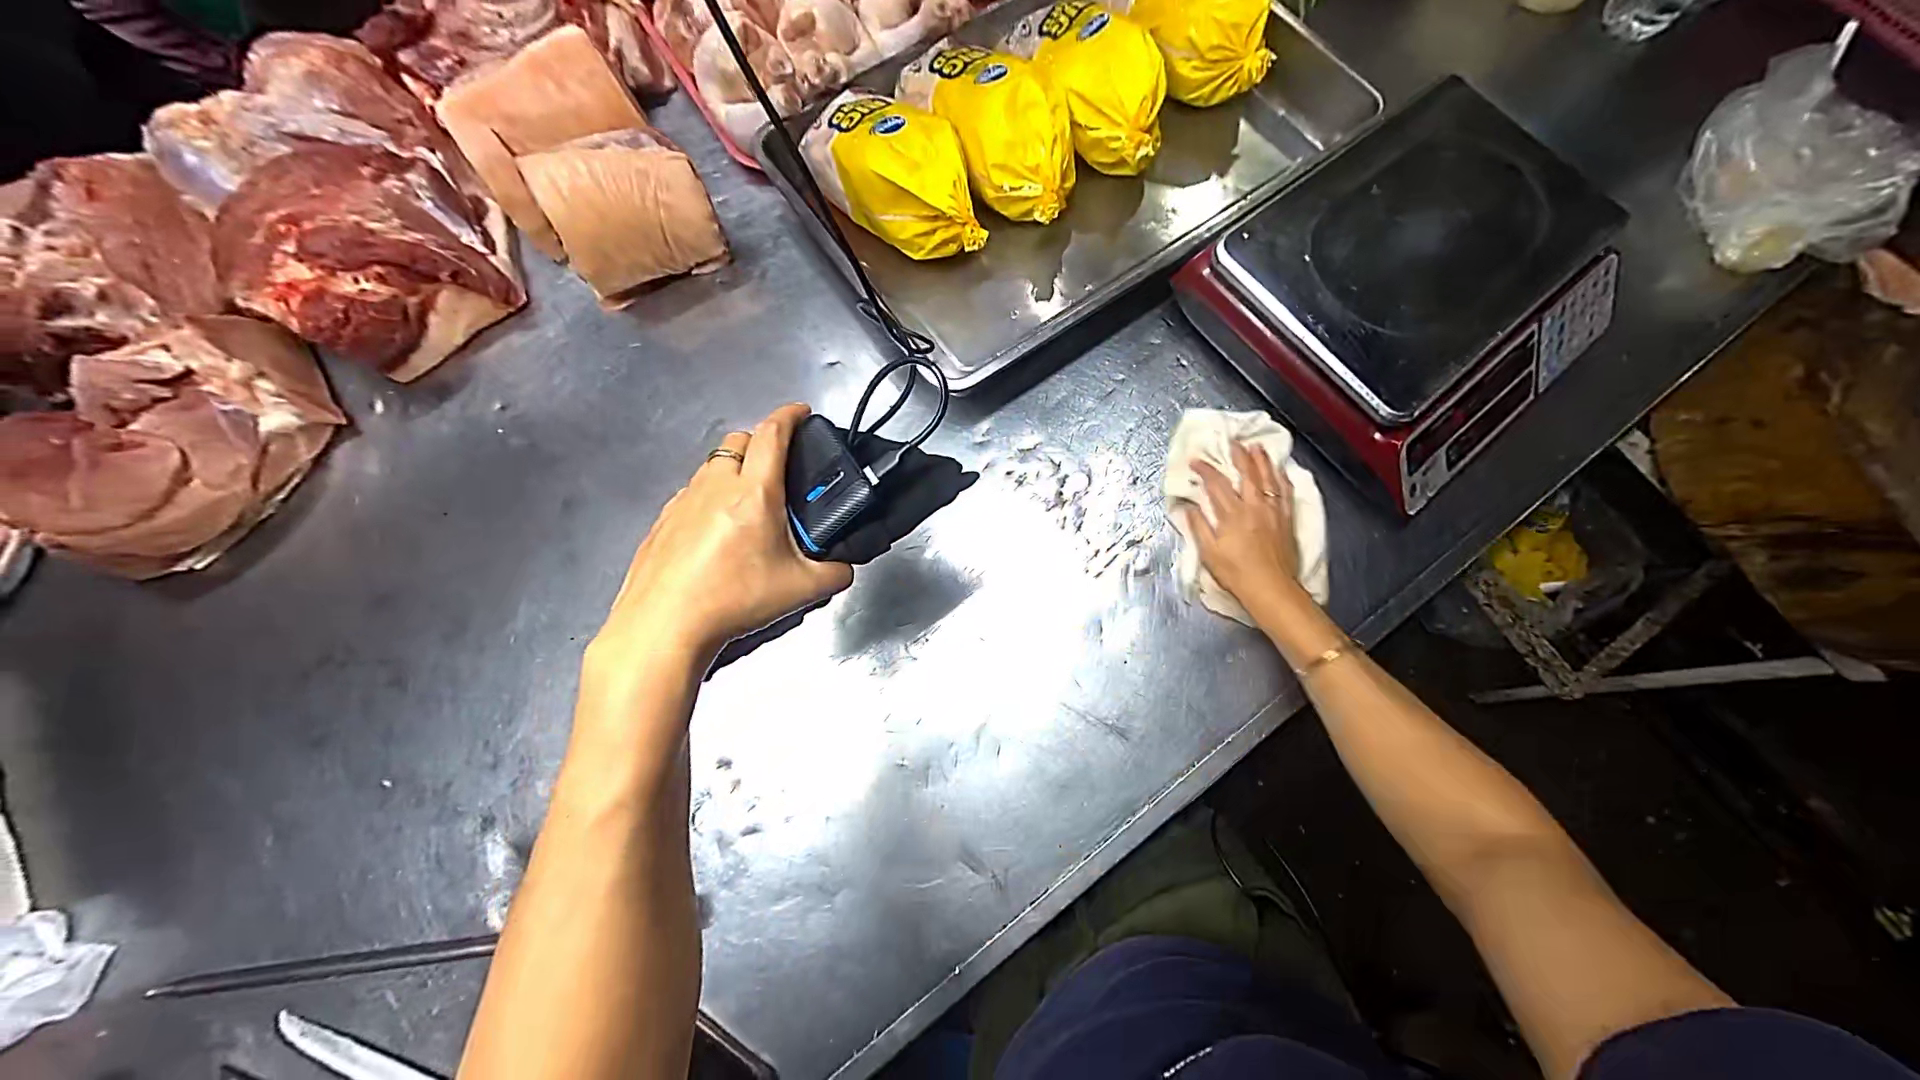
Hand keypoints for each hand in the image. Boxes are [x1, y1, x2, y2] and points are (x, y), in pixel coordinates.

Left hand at [592, 404, 853, 665]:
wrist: (665, 626)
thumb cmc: (731, 601)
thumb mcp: (801, 590)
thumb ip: (835, 573)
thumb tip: (844, 567)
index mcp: (754, 493)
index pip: (773, 433)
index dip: (791, 416)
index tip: (802, 413)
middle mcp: (715, 486)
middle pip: (739, 440)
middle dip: (763, 442)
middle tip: (781, 463)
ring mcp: (684, 501)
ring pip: (713, 465)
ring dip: (735, 468)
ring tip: (752, 500)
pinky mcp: (663, 521)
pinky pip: (692, 492)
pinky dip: (711, 495)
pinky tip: (719, 529)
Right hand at [1183, 440, 1305, 614]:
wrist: (1271, 589)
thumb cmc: (1236, 574)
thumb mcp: (1208, 552)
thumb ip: (1198, 526)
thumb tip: (1187, 506)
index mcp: (1232, 515)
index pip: (1216, 484)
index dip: (1205, 469)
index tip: (1196, 460)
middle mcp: (1254, 507)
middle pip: (1246, 474)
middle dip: (1238, 455)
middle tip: (1232, 442)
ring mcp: (1274, 511)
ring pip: (1268, 478)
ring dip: (1261, 460)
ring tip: (1256, 447)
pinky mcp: (1287, 519)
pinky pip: (1285, 492)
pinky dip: (1281, 478)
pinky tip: (1279, 470)